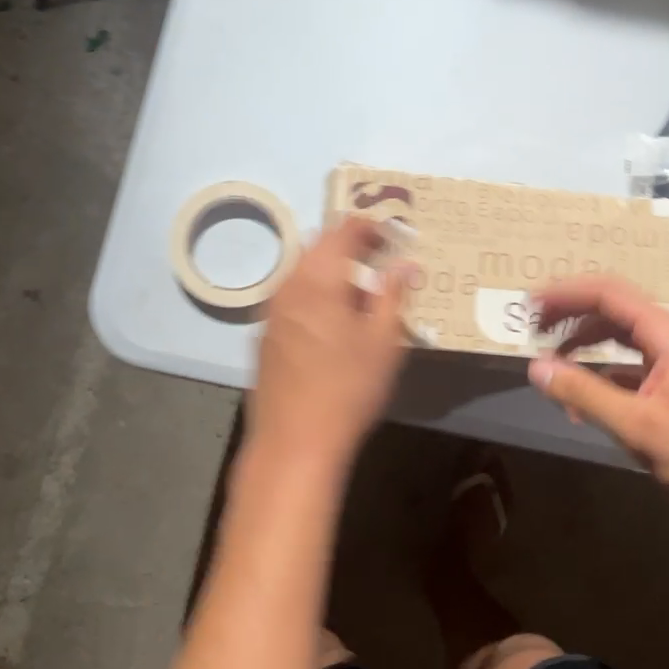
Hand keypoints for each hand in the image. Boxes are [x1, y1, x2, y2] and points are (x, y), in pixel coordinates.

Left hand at [247, 216, 412, 465]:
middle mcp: (287, 287)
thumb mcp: (383, 342)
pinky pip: (292, 299)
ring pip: (301, 274)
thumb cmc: (348, 389)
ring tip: (360, 290)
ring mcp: (271, 313)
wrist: (293, 442)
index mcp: (317, 280)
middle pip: (317, 249)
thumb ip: (393, 296)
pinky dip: (314, 295)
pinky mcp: (265, 337)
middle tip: (380, 258)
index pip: (342, 232)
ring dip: (330, 272)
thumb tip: (404, 264)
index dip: (368, 225)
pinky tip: (332, 321)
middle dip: (349, 246)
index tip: (391, 231)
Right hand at [527, 275, 668, 506]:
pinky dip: (608, 372)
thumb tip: (536, 367)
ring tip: (554, 365)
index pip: (608, 294)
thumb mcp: (637, 426)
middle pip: (615, 309)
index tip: (529, 305)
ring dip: (588, 347)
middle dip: (572, 317)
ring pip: (625, 336)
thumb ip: (583, 394)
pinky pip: (637, 362)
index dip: (564, 294)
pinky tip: (587, 399)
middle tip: (534, 329)